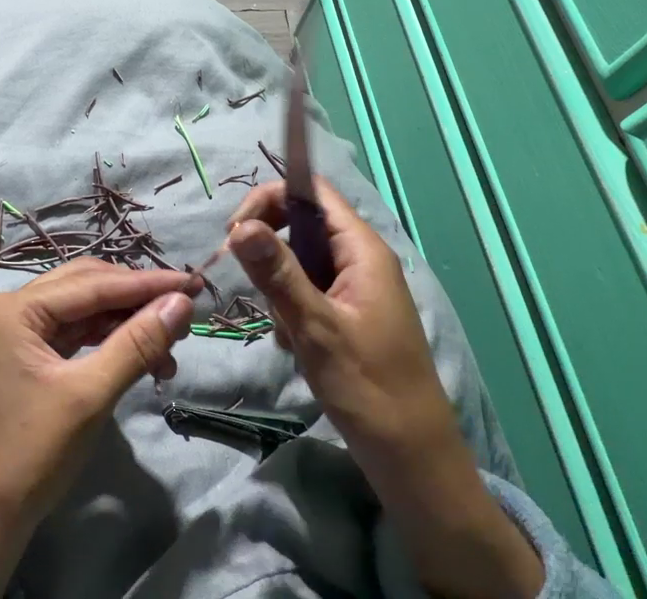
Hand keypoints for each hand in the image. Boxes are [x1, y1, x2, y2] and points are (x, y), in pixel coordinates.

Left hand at [0, 260, 196, 598]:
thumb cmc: (30, 454)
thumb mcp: (89, 395)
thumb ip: (136, 343)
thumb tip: (181, 303)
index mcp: (13, 310)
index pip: (92, 284)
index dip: (147, 283)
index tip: (195, 285)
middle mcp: (7, 311)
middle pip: (84, 288)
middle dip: (135, 300)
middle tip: (184, 314)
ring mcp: (10, 337)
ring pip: (79, 313)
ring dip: (123, 324)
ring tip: (168, 349)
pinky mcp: (18, 362)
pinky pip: (68, 337)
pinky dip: (104, 343)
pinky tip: (137, 357)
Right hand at [226, 178, 445, 452]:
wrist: (410, 454)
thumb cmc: (367, 385)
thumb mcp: (315, 327)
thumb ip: (277, 273)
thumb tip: (240, 226)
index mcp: (362, 250)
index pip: (312, 191)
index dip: (270, 198)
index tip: (236, 232)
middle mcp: (361, 259)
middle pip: (302, 224)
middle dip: (269, 247)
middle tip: (249, 281)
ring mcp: (356, 288)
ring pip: (300, 261)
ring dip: (279, 287)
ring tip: (283, 327)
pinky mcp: (349, 315)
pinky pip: (308, 292)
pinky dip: (291, 310)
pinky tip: (293, 344)